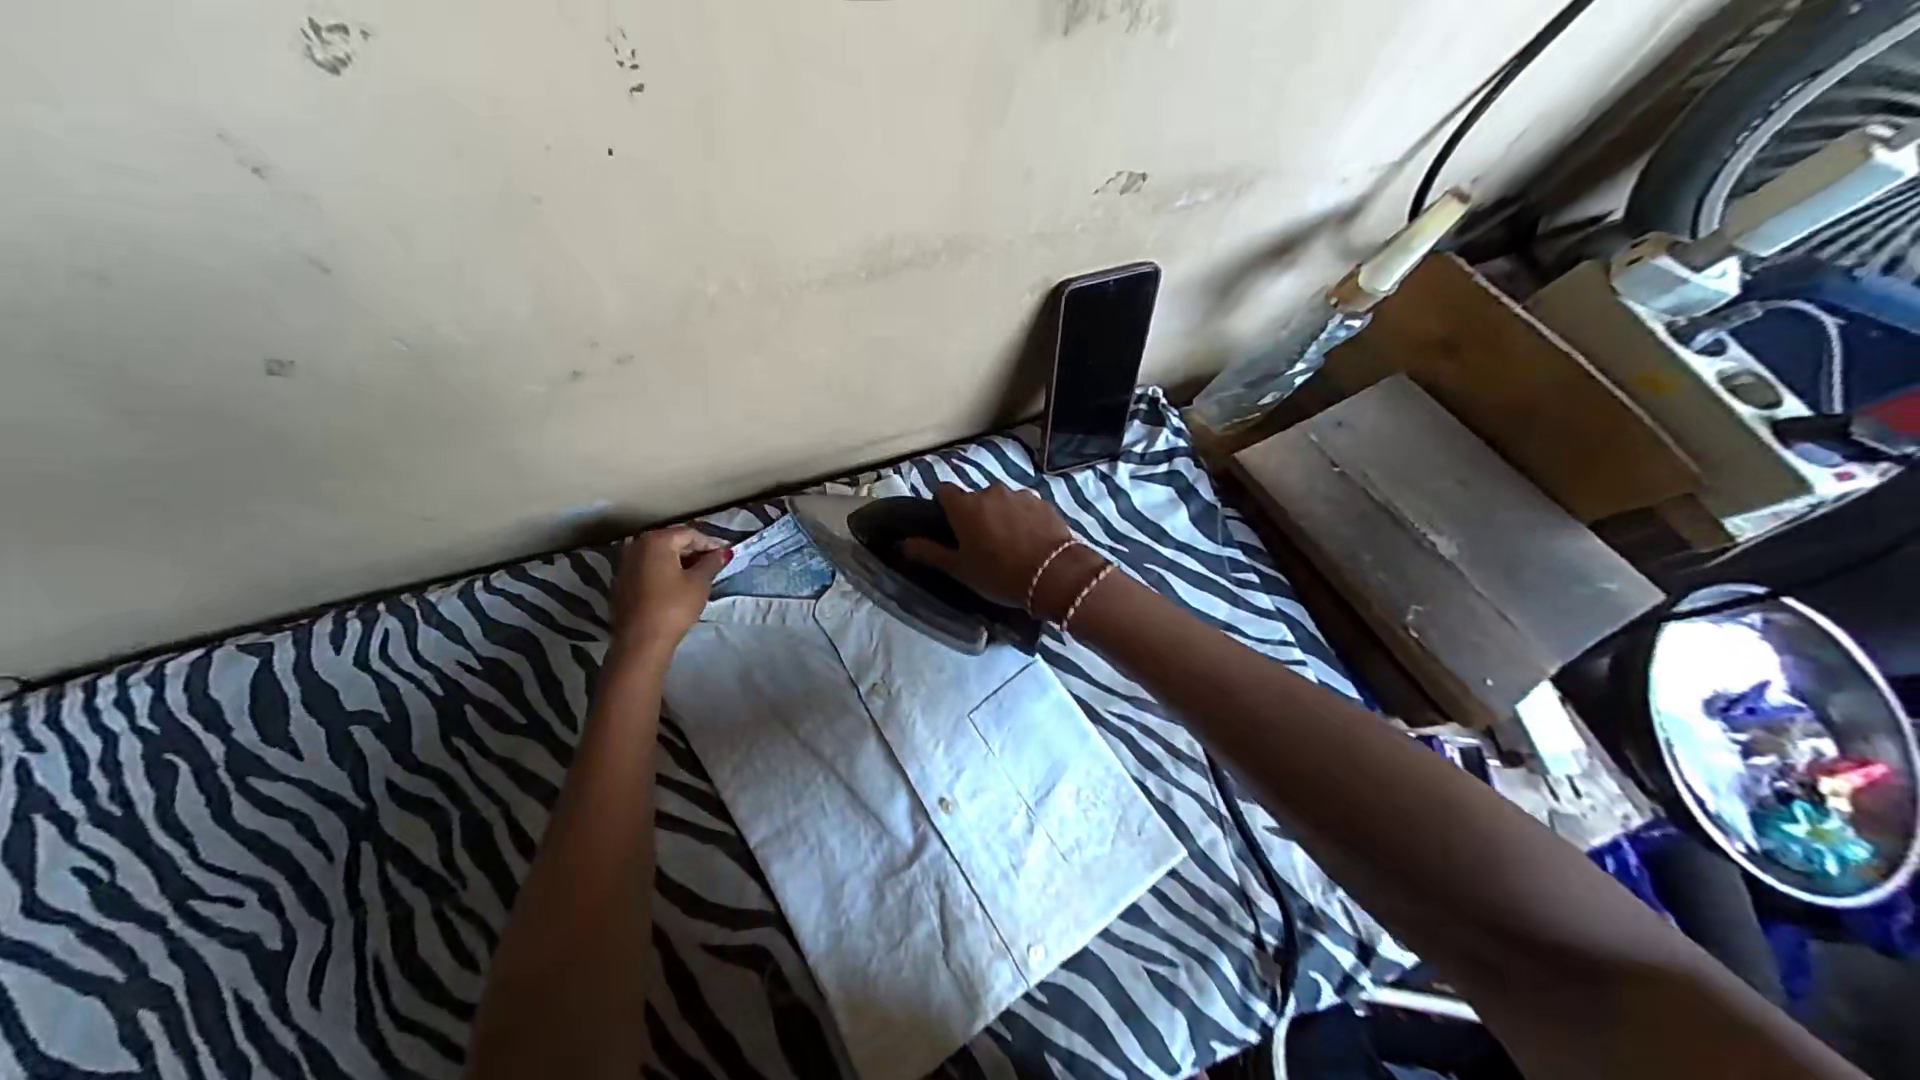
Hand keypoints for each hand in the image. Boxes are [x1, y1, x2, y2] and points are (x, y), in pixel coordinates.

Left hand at [610, 526, 730, 658]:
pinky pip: (648, 568)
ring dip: (679, 561)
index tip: (726, 555)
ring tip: (698, 575)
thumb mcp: (699, 583)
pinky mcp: (621, 581)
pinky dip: (664, 571)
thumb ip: (712, 562)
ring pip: (659, 555)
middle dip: (694, 550)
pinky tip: (677, 585)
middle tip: (713, 565)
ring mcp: (625, 563)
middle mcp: (636, 545)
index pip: (690, 533)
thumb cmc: (673, 607)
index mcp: (656, 541)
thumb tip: (723, 552)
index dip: (710, 543)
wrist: (640, 641)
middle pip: (672, 541)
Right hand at [901, 483, 1077, 610]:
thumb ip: (930, 552)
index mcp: (965, 506)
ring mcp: (1019, 494)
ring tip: (1010, 544)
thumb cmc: (999, 575)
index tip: (950, 527)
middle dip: (975, 514)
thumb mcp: (960, 569)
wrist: (1054, 575)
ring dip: (1000, 516)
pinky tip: (1030, 541)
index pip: (943, 491)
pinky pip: (1025, 507)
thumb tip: (904, 543)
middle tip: (981, 543)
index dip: (943, 506)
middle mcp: (990, 491)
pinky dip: (1023, 519)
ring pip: (1001, 501)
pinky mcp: (1043, 502)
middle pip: (975, 498)